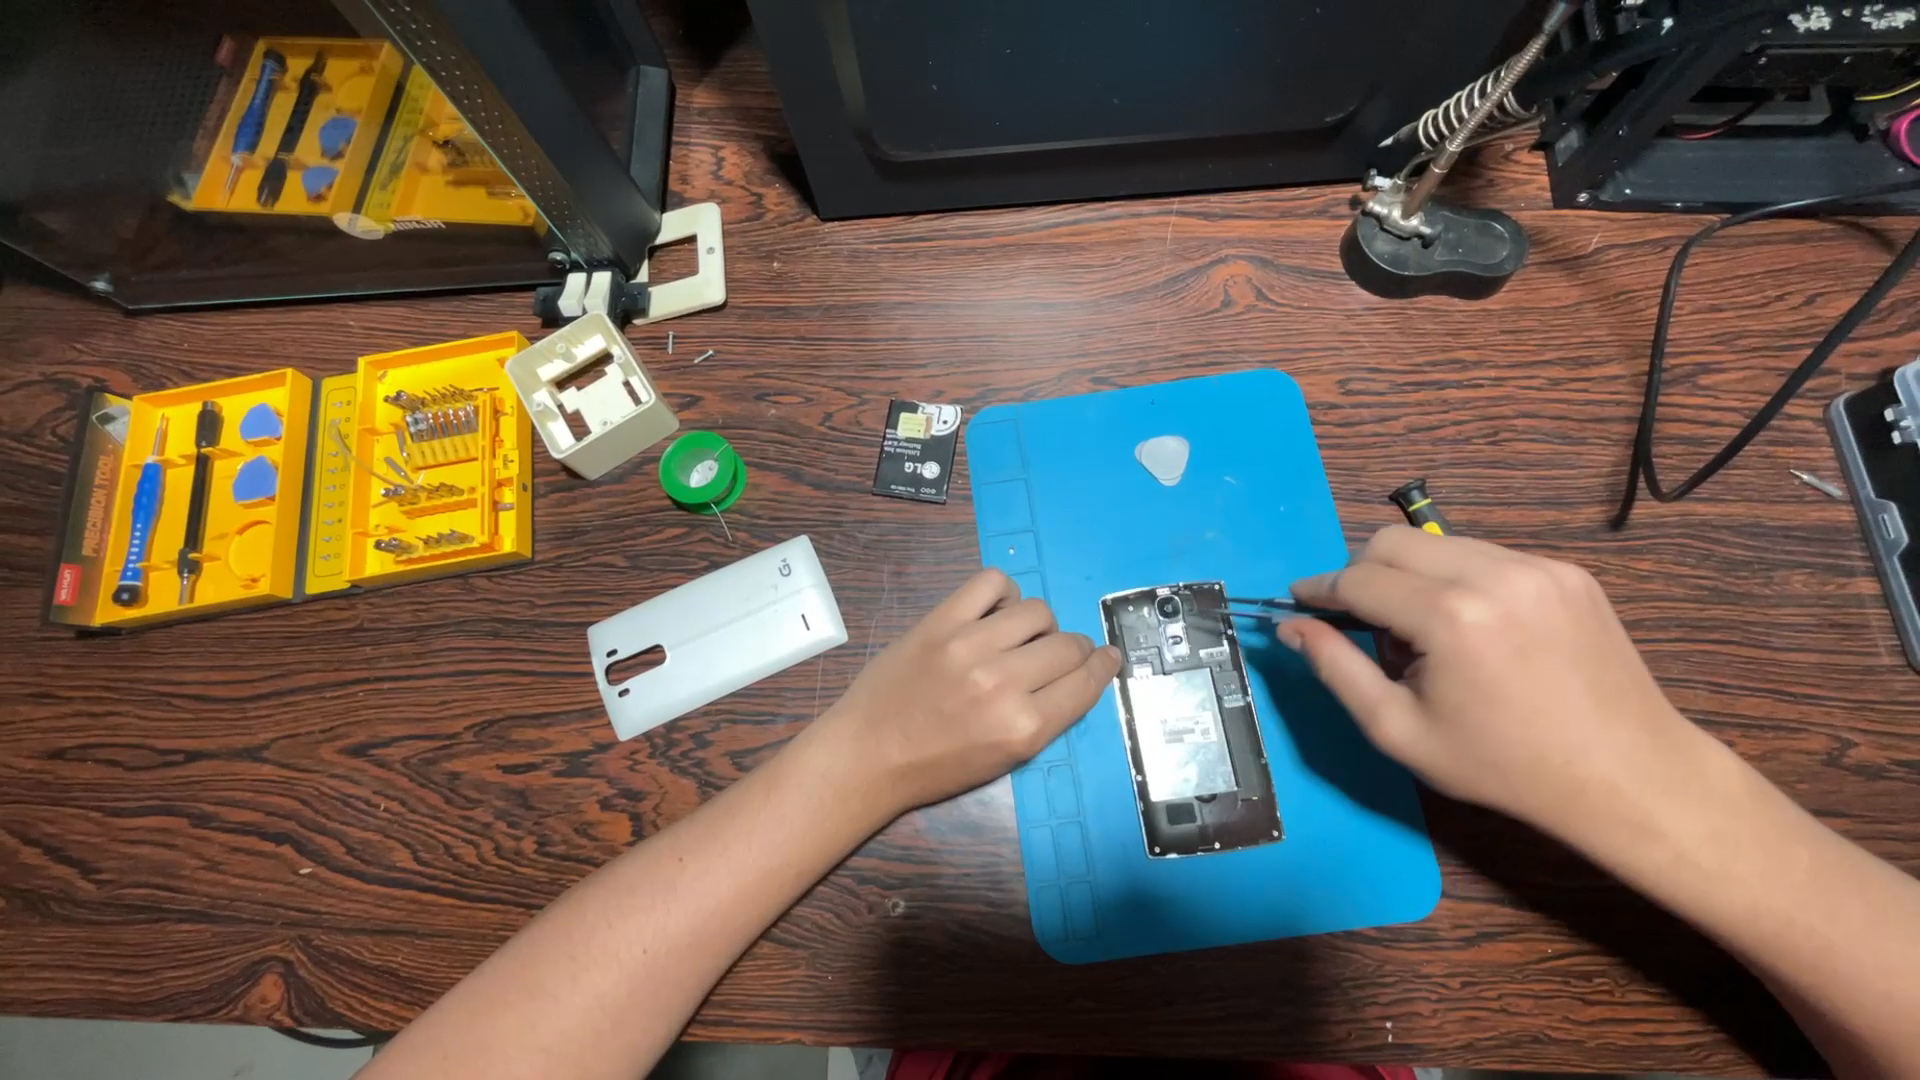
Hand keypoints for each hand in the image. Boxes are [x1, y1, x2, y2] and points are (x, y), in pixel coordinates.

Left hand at [816, 568, 1121, 814]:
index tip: (1106, 657)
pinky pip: (991, 583)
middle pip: (1068, 645)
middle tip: (1055, 656)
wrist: (868, 754)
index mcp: (1026, 727)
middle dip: (1074, 650)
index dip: (1102, 666)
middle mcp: (1005, 683)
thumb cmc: (937, 768)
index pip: (1086, 682)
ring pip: (1037, 611)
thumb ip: (1046, 717)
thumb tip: (1078, 674)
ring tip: (1018, 637)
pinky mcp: (941, 621)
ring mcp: (971, 646)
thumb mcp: (1006, 758)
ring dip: (1039, 625)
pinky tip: (994, 612)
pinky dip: (1003, 593)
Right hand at [1278, 526, 1715, 842]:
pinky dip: (1454, 578)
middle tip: (1360, 622)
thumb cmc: (1501, 764)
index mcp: (1450, 616)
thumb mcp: (1398, 729)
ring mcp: (1537, 567)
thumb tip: (1290, 626)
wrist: (1630, 777)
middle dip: (1360, 574)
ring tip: (1419, 629)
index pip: (1357, 578)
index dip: (1320, 590)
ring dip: (1407, 573)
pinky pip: (1483, 554)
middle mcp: (1494, 574)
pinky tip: (1469, 626)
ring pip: (1436, 542)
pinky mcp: (1566, 572)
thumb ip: (1334, 668)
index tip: (1299, 602)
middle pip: (1390, 541)